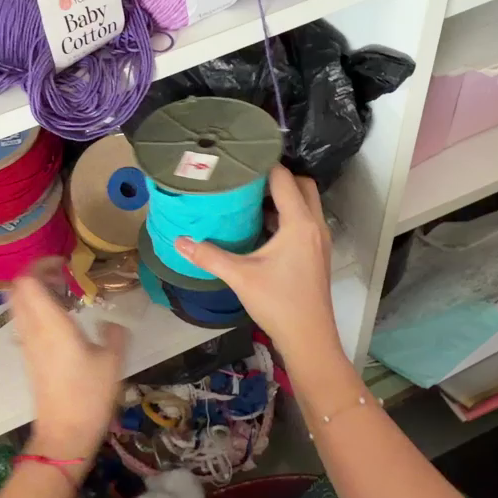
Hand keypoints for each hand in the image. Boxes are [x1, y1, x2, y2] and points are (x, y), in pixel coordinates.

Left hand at [8, 263, 128, 478]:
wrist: (64, 435)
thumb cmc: (89, 396)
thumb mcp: (112, 362)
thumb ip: (114, 335)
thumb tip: (112, 322)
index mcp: (50, 323)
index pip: (28, 280)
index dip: (41, 264)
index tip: (64, 264)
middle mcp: (33, 330)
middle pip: (17, 290)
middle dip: (36, 277)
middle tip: (63, 277)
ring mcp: (27, 346)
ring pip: (19, 307)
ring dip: (35, 295)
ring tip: (64, 298)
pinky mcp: (29, 360)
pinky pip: (24, 324)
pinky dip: (36, 314)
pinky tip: (62, 324)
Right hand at [175, 166, 339, 360]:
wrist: (308, 336)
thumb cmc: (278, 303)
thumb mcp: (239, 276)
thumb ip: (208, 256)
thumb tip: (179, 242)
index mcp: (299, 223)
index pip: (284, 179)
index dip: (264, 166)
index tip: (240, 160)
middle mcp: (314, 226)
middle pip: (302, 186)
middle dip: (278, 177)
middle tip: (247, 178)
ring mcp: (319, 240)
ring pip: (306, 205)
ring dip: (283, 197)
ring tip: (250, 198)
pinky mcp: (317, 254)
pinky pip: (304, 222)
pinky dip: (287, 216)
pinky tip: (261, 227)